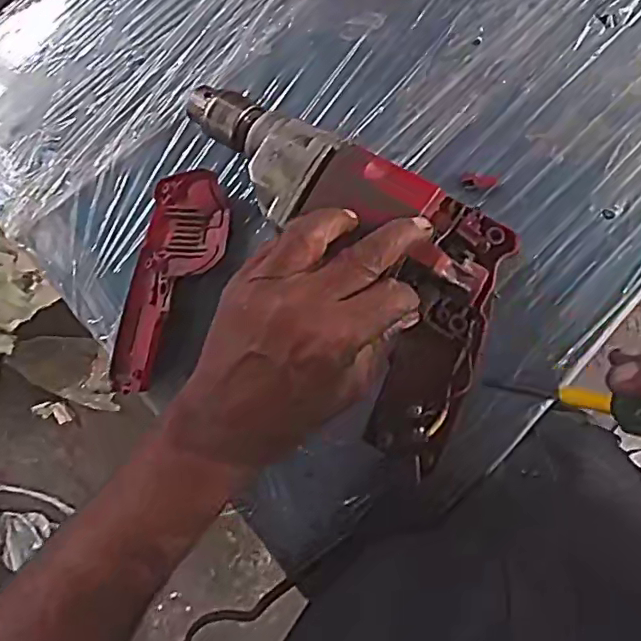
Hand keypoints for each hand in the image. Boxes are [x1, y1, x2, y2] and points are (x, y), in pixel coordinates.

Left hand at [161, 209, 431, 473]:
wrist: (222, 423)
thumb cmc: (290, 415)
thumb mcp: (348, 389)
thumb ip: (378, 345)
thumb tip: (399, 312)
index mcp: (336, 336)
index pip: (389, 296)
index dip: (407, 294)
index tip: (409, 297)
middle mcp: (306, 303)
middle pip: (364, 256)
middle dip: (400, 237)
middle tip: (417, 227)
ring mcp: (271, 286)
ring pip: (314, 232)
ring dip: (342, 220)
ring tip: (356, 218)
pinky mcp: (245, 279)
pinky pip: (279, 242)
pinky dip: (302, 232)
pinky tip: (316, 234)